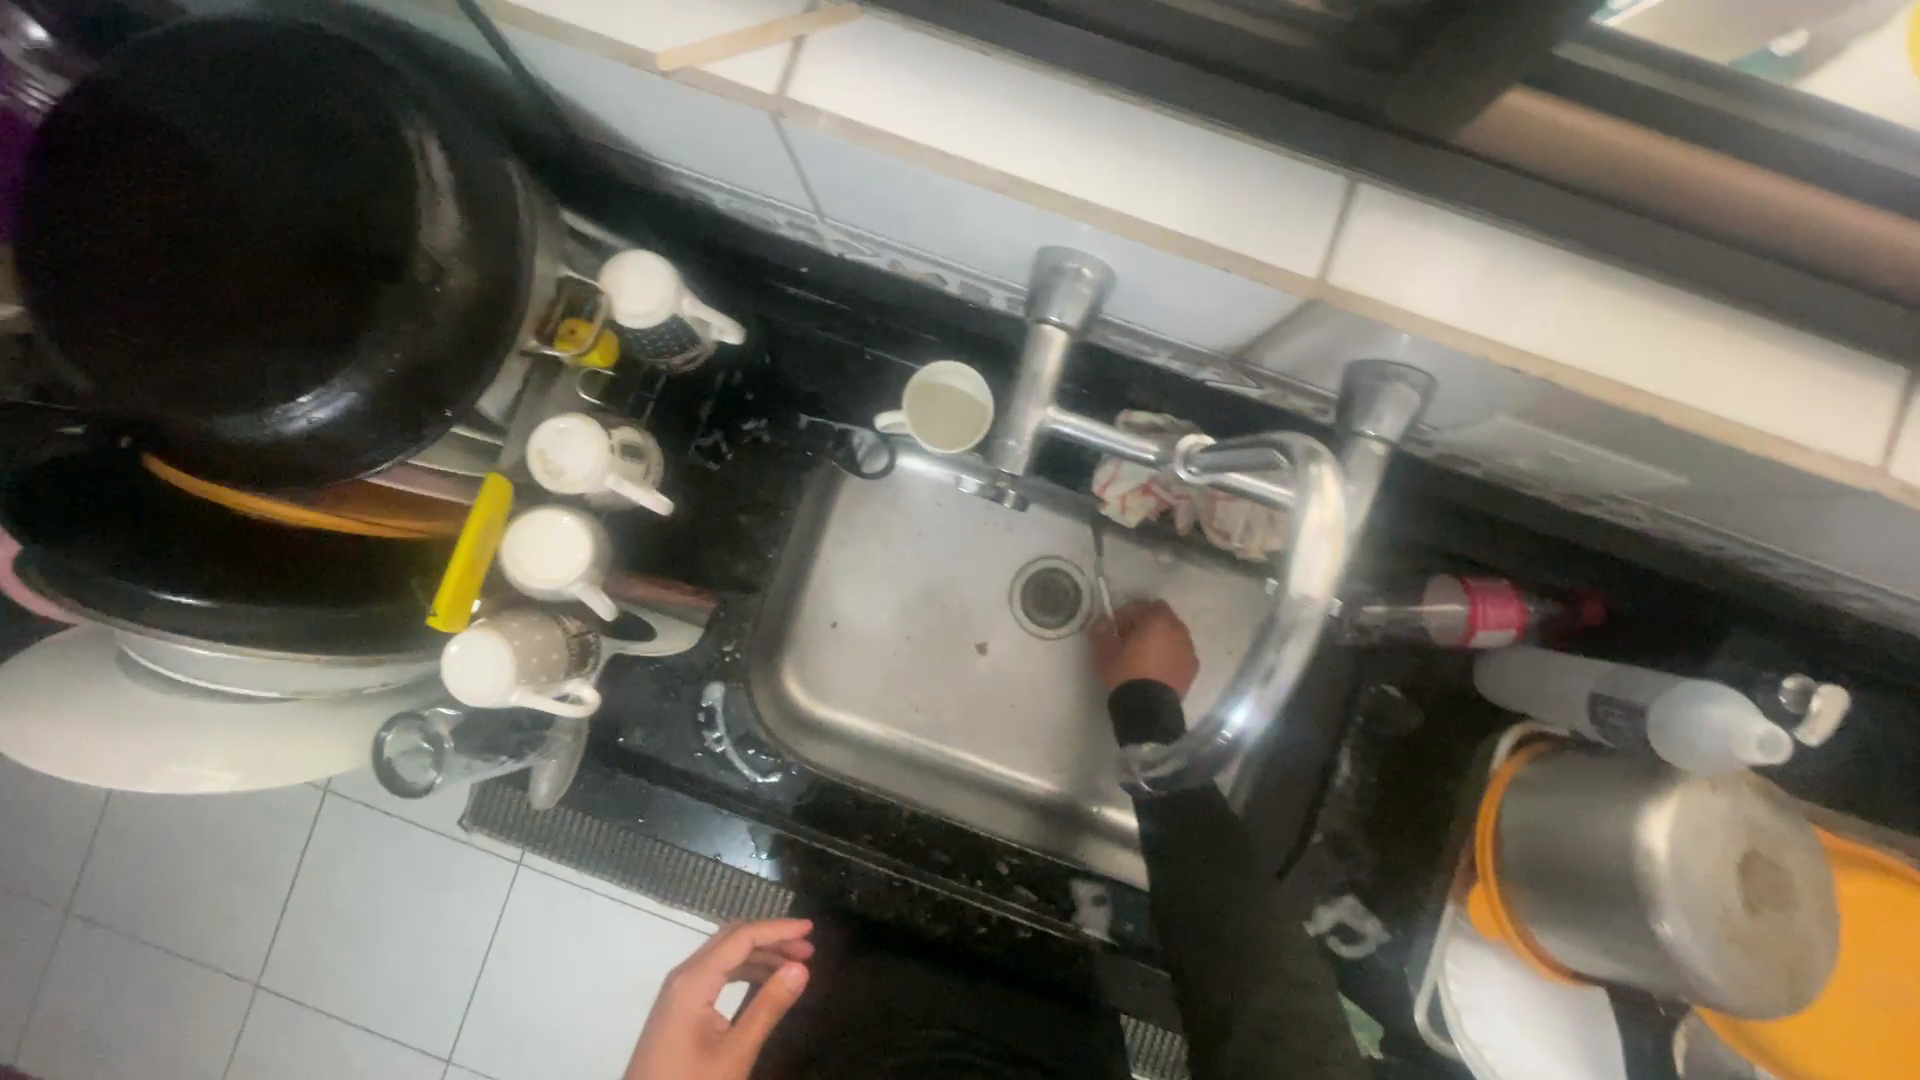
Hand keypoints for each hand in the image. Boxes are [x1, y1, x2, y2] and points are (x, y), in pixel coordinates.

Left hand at [625, 919, 814, 1079]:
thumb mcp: (735, 1054)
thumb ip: (768, 1007)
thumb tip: (801, 968)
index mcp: (694, 980)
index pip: (742, 937)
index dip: (778, 929)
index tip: (811, 930)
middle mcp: (684, 975)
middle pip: (732, 938)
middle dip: (772, 938)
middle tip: (807, 949)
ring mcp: (678, 991)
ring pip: (724, 954)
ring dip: (760, 954)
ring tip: (793, 966)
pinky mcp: (679, 1007)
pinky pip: (716, 973)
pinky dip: (744, 970)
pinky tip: (764, 982)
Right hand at [1090, 599, 1198, 696]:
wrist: (1149, 708)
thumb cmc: (1125, 674)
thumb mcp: (1104, 652)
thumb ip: (1101, 631)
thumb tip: (1103, 623)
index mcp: (1156, 620)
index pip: (1142, 606)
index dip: (1127, 614)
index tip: (1116, 628)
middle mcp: (1177, 629)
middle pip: (1161, 617)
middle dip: (1146, 623)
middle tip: (1130, 639)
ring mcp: (1188, 648)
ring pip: (1173, 634)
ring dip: (1160, 638)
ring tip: (1145, 655)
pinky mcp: (1193, 667)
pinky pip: (1180, 651)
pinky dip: (1170, 653)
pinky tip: (1158, 668)